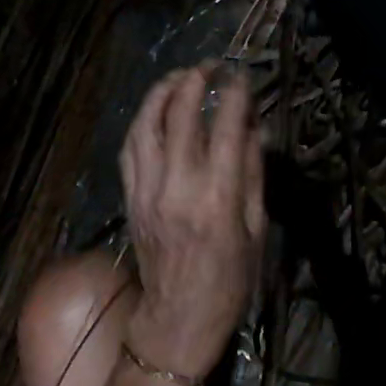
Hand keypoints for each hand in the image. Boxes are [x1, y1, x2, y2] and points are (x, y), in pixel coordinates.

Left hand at [118, 62, 265, 380]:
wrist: (179, 318)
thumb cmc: (229, 281)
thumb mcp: (255, 229)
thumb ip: (252, 174)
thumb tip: (254, 128)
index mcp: (218, 198)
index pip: (226, 129)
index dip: (235, 95)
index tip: (241, 75)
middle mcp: (178, 187)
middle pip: (180, 116)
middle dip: (194, 82)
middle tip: (208, 67)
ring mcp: (147, 191)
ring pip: (145, 126)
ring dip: (160, 94)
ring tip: (177, 77)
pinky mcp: (130, 199)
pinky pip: (130, 149)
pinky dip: (142, 123)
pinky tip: (153, 112)